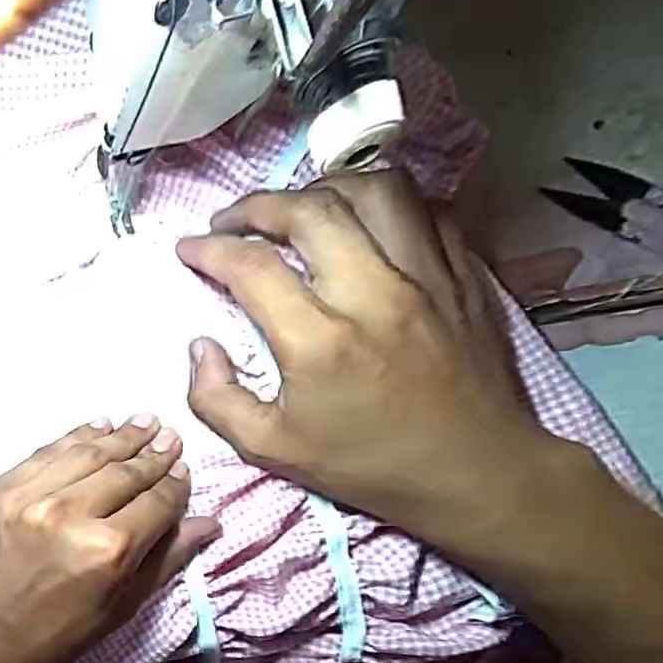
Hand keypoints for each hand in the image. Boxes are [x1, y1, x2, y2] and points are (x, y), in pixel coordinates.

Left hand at [0, 417, 219, 662]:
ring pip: (86, 453)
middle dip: (153, 454)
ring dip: (119, 436)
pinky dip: (75, 437)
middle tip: (170, 437)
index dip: (175, 485)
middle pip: (124, 472)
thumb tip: (208, 522)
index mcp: (107, 552)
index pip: (156, 503)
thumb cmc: (52, 641)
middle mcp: (69, 514)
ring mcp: (27, 497)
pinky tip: (97, 427)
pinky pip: (45, 453)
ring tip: (143, 421)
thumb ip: (165, 559)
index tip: (184, 469)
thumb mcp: (118, 609)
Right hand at [176, 170, 570, 552]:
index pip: (253, 267)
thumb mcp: (273, 450)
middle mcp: (374, 293)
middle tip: (231, 221)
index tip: (190, 249)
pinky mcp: (464, 273)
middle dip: (257, 206)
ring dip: (323, 189)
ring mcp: (427, 276)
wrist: (472, 472)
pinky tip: (364, 224)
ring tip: (298, 209)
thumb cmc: (368, 466)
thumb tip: (200, 349)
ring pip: (374, 191)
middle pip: (310, 210)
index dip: (210, 251)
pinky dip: (384, 205)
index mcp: (320, 341)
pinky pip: (424, 210)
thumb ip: (218, 401)